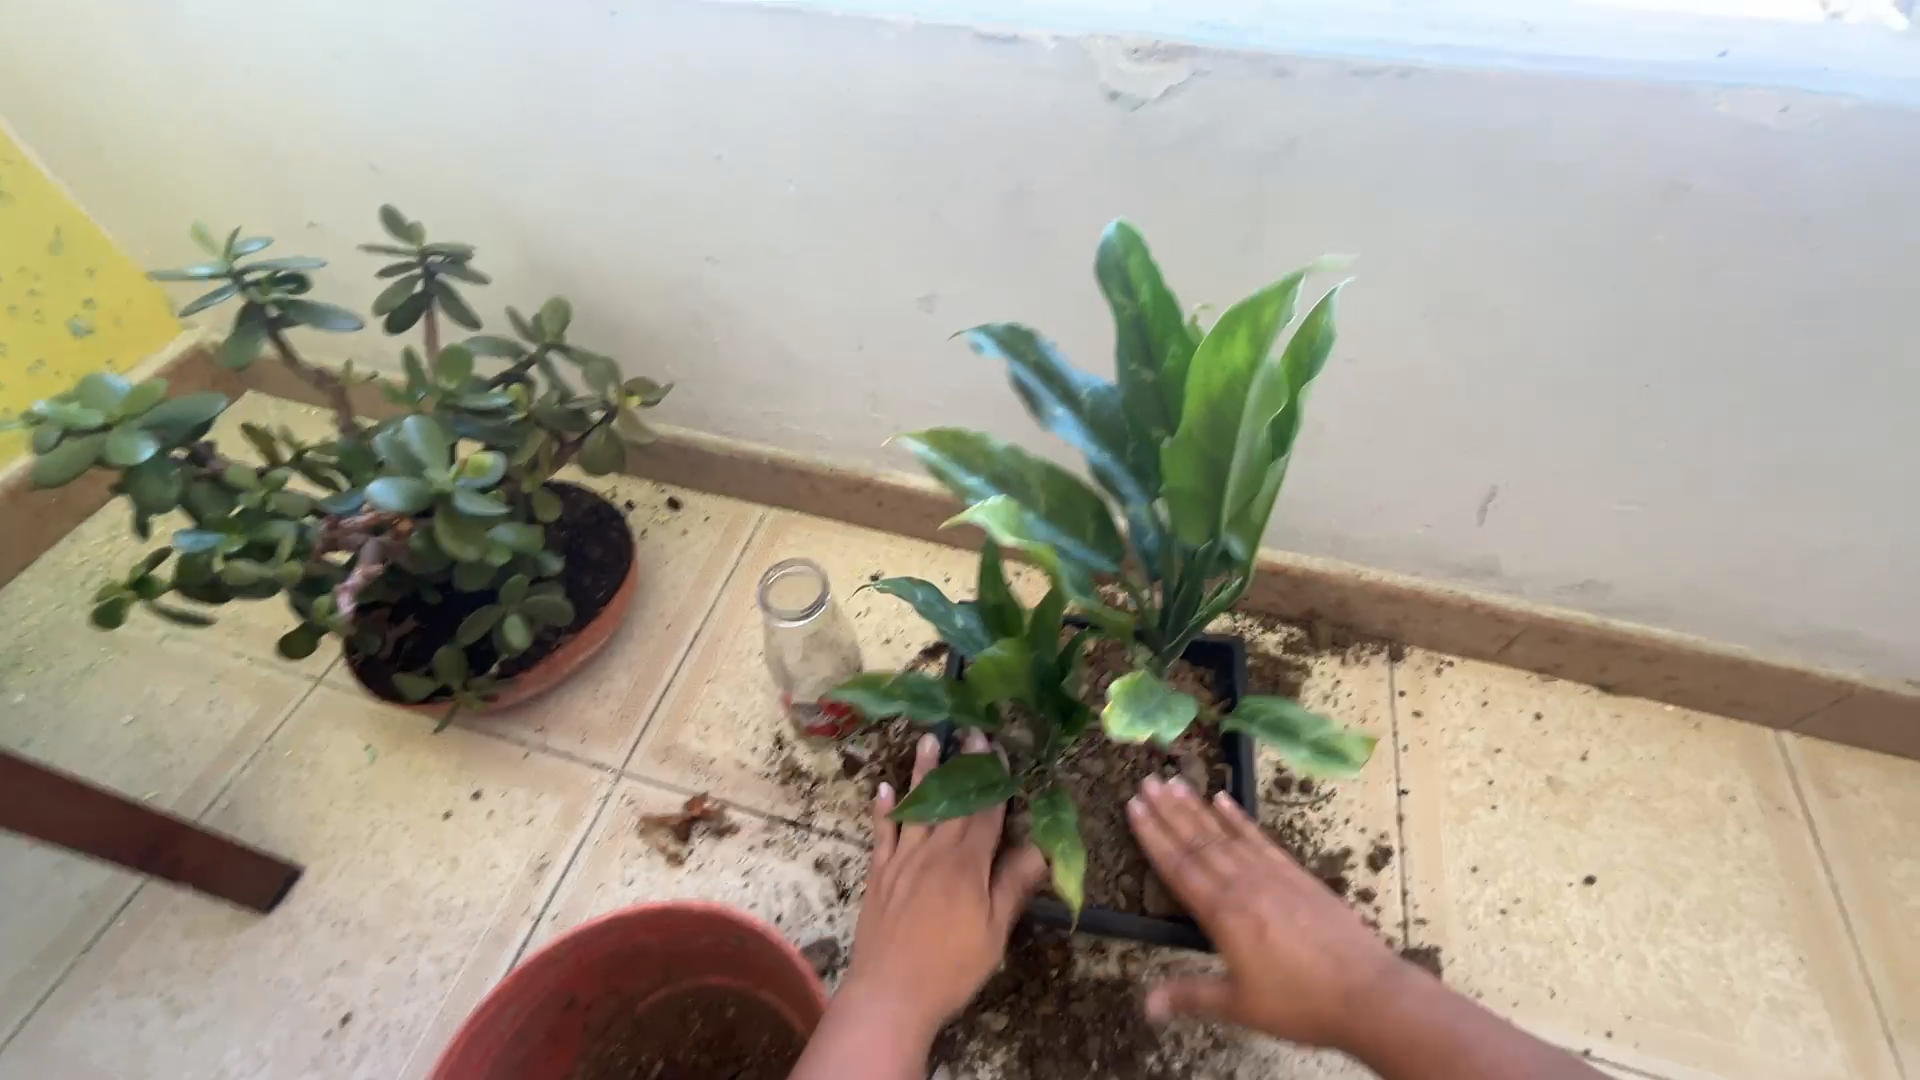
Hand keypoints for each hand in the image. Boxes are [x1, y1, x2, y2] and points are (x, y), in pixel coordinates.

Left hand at [840, 730, 1048, 1038]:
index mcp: (967, 863)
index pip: (985, 812)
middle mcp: (934, 851)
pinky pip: (881, 833)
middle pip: (952, 800)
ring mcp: (902, 859)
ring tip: (928, 740)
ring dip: (922, 772)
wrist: (890, 995)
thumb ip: (1013, 885)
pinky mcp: (879, 873)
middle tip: (968, 730)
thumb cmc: (950, 967)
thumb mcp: (994, 931)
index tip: (998, 750)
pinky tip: (883, 789)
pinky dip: (883, 809)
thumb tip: (1041, 848)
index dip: (993, 781)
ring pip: (916, 806)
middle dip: (962, 764)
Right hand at [1127, 775, 1410, 1048]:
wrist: (1369, 994)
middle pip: (1196, 840)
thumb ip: (1191, 996)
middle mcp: (1241, 883)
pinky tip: (1223, 799)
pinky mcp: (1294, 873)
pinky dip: (1237, 817)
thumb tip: (1145, 1006)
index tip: (1133, 806)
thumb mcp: (1240, 1006)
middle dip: (1167, 810)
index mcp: (1222, 912)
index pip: (1178, 866)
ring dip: (1195, 806)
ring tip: (1173, 781)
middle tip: (1145, 780)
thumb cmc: (1300, 1003)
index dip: (1152, 836)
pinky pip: (1258, 837)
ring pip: (1223, 833)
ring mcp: (1270, 873)